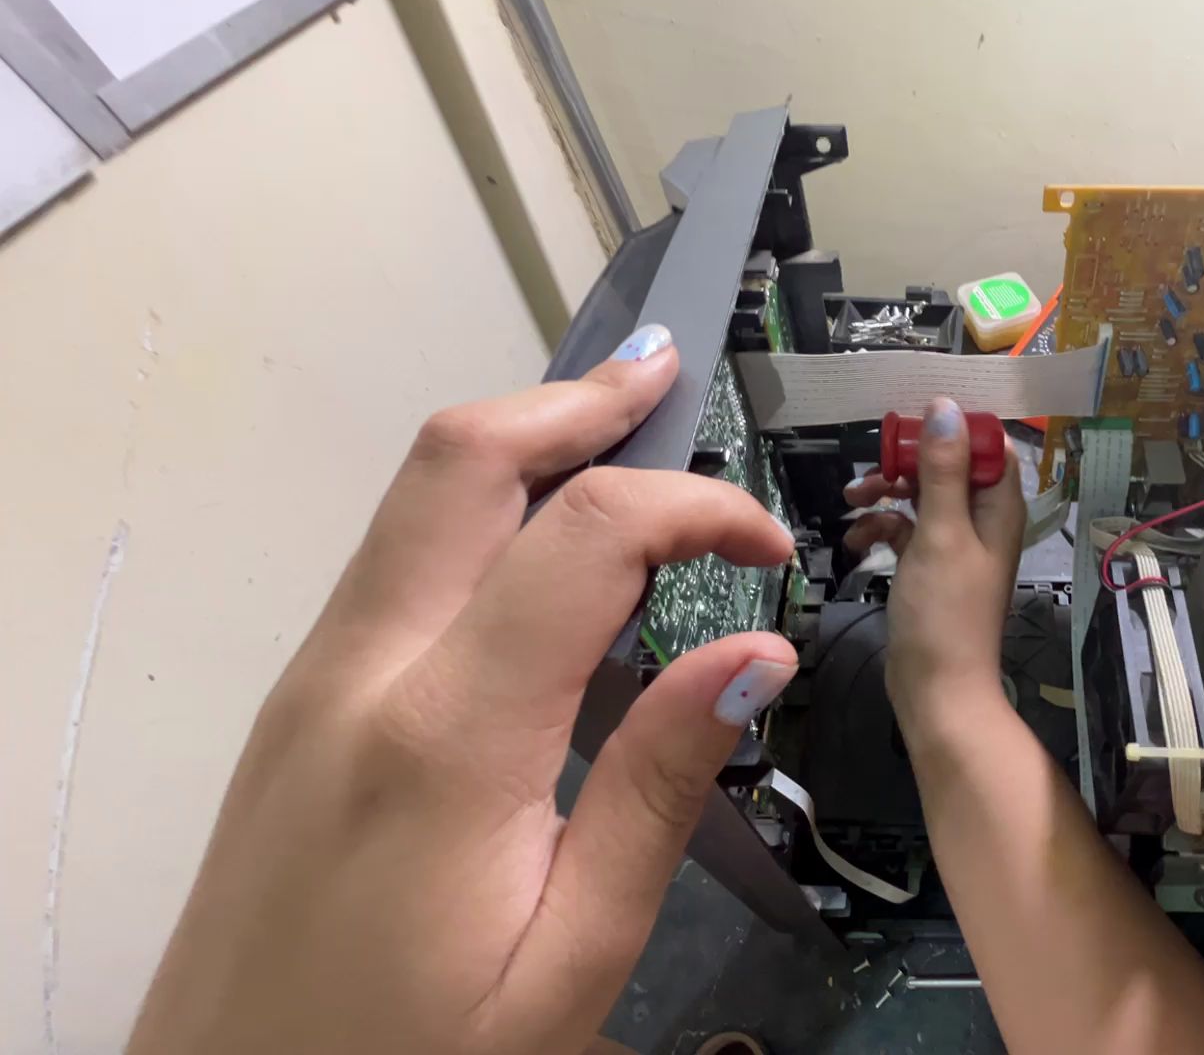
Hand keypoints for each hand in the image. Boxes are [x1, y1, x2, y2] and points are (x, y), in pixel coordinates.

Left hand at [129, 327, 797, 1054]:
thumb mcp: (574, 953)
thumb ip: (663, 785)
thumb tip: (756, 653)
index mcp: (448, 733)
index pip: (588, 537)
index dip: (695, 508)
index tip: (768, 545)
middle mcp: (364, 669)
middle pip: (463, 463)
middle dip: (578, 399)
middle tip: (667, 372)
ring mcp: (320, 675)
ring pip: (429, 495)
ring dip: (536, 437)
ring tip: (629, 423)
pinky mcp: (312, 698)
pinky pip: (413, 552)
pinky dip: (500, 502)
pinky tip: (563, 529)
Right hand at [843, 399, 1024, 712]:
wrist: (935, 688)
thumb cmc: (945, 611)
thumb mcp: (942, 533)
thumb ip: (943, 471)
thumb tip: (945, 408)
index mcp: (998, 507)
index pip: (988, 446)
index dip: (953, 430)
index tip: (912, 425)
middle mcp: (981, 520)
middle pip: (948, 468)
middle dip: (907, 463)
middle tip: (873, 466)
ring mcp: (954, 544)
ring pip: (921, 497)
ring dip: (886, 494)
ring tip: (852, 500)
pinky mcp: (928, 565)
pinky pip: (904, 530)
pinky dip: (880, 528)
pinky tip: (855, 541)